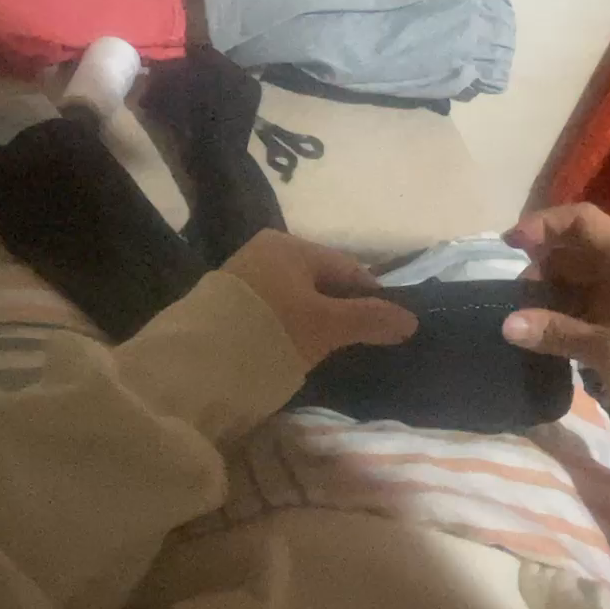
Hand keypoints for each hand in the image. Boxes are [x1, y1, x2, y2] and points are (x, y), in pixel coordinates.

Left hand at [222, 231, 418, 369]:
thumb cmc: (272, 331)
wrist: (197, 363)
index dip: (370, 297)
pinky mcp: (225, 304)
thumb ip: (369, 319)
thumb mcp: (326, 326)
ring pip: (295, 298)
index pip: (345, 268)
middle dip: (338, 310)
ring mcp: (241, 276)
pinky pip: (271, 311)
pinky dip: (286, 327)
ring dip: (311, 321)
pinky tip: (289, 350)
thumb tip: (411, 320)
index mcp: (288, 245)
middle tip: (352, 344)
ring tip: (322, 351)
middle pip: (319, 282)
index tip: (385, 328)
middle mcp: (263, 251)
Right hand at [501, 204, 609, 454]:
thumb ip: (558, 333)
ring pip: (583, 280)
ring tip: (527, 322)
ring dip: (552, 294)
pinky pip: (593, 306)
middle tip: (514, 299)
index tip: (507, 247)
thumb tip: (505, 323)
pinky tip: (551, 338)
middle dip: (542, 266)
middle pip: (578, 250)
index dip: (542, 225)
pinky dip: (568, 315)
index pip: (582, 221)